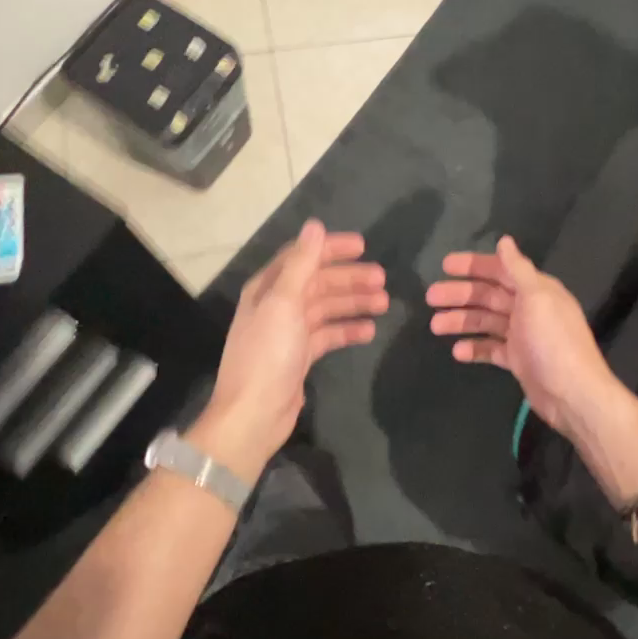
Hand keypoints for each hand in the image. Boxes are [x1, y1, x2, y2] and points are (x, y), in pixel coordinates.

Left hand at [195, 220, 386, 476]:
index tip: (363, 246)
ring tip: (383, 304)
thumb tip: (315, 224)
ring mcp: (289, 332)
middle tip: (383, 280)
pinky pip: (329, 334)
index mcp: (268, 288)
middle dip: (349, 279)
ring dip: (354, 303)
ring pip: (327, 308)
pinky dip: (348, 330)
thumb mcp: (284, 303)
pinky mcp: (300, 356)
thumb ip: (302, 263)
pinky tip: (369, 331)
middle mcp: (277, 305)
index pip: (302, 257)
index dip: (330, 249)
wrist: (253, 414)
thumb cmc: (267, 354)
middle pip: (318, 282)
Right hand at [425, 236, 624, 439]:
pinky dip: (475, 348)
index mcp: (536, 290)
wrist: (572, 394)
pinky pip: (491, 349)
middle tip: (430, 298)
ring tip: (435, 326)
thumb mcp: (537, 298)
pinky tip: (457, 352)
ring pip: (486, 322)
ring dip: (461, 321)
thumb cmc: (553, 341)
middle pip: (489, 296)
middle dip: (460, 295)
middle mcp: (529, 309)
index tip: (445, 265)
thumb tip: (505, 240)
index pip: (501, 270)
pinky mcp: (518, 360)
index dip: (474, 266)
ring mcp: (523, 336)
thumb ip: (518, 269)